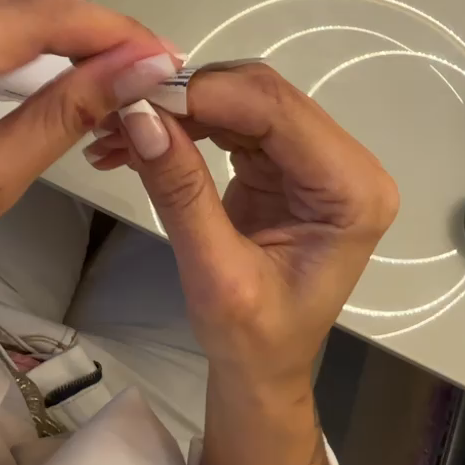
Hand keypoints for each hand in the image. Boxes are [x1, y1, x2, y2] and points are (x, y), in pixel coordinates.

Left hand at [0, 0, 175, 368]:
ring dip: (59, 23)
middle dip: (90, 24)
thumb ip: (69, 111)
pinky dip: (20, 27)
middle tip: (146, 62)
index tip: (164, 55)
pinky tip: (58, 54)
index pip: (31, 20)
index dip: (107, 30)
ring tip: (114, 60)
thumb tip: (145, 68)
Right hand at [84, 64, 396, 464]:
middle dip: (186, 97)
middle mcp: (343, 164)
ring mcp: (313, 161)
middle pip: (261, 95)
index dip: (205, 94)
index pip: (277, 111)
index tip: (134, 99)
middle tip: (117, 113)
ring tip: (114, 132)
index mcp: (350, 191)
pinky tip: (136, 142)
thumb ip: (181, 190)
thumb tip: (138, 116)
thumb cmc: (252, 340)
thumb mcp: (214, 272)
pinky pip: (229, 124)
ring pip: (240, 102)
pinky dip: (182, 128)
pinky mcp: (283, 165)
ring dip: (177, 110)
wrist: (262, 369)